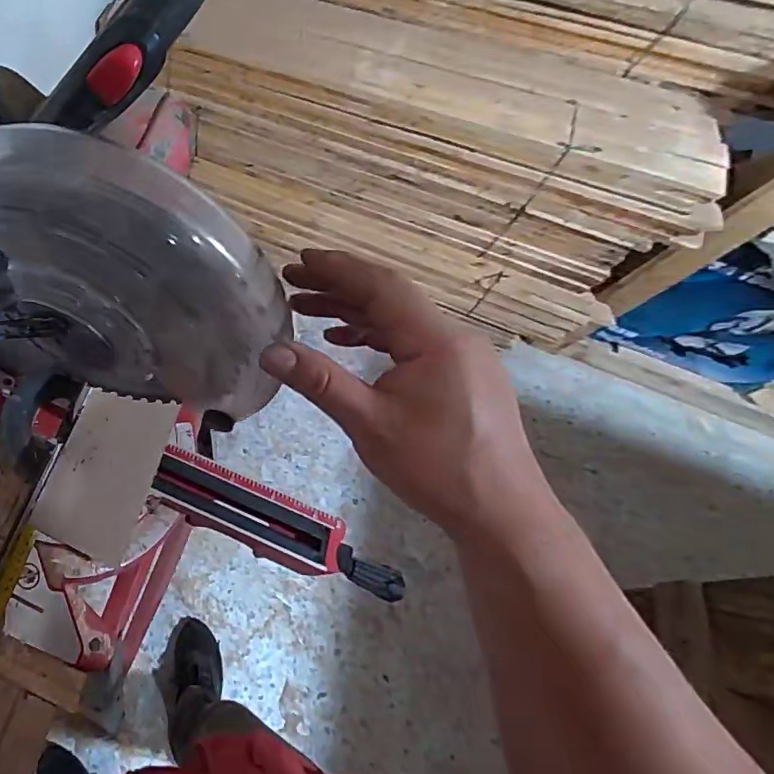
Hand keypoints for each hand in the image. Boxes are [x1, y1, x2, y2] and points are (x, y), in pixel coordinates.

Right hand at [257, 250, 561, 547]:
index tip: (298, 260)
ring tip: (306, 308)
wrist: (502, 514)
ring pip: (400, 319)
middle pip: (390, 297)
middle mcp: (454, 338)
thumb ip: (320, 381)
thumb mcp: (368, 422)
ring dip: (353, 310)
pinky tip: (345, 341)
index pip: (382, 288)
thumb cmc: (436, 467)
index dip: (337, 269)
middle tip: (291, 280)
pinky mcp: (461, 376)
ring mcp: (461, 357)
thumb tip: (270, 351)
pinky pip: (410, 340)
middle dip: (339, 285)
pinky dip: (373, 334)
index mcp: (436, 341)